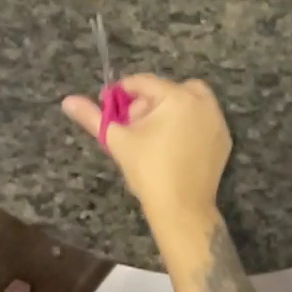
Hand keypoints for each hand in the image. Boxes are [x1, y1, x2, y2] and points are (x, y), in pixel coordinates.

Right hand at [62, 75, 230, 221]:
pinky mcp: (224, 139)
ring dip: (169, 110)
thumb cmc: (148, 171)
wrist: (182, 208)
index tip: (110, 107)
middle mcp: (202, 103)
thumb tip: (67, 101)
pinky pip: (202, 121)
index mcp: (176, 97)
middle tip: (133, 125)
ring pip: (189, 102)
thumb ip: (92, 117)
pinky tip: (172, 146)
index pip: (143, 82)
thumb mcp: (117, 141)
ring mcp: (217, 121)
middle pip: (168, 89)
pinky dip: (188, 125)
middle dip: (147, 102)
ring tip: (153, 135)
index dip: (121, 93)